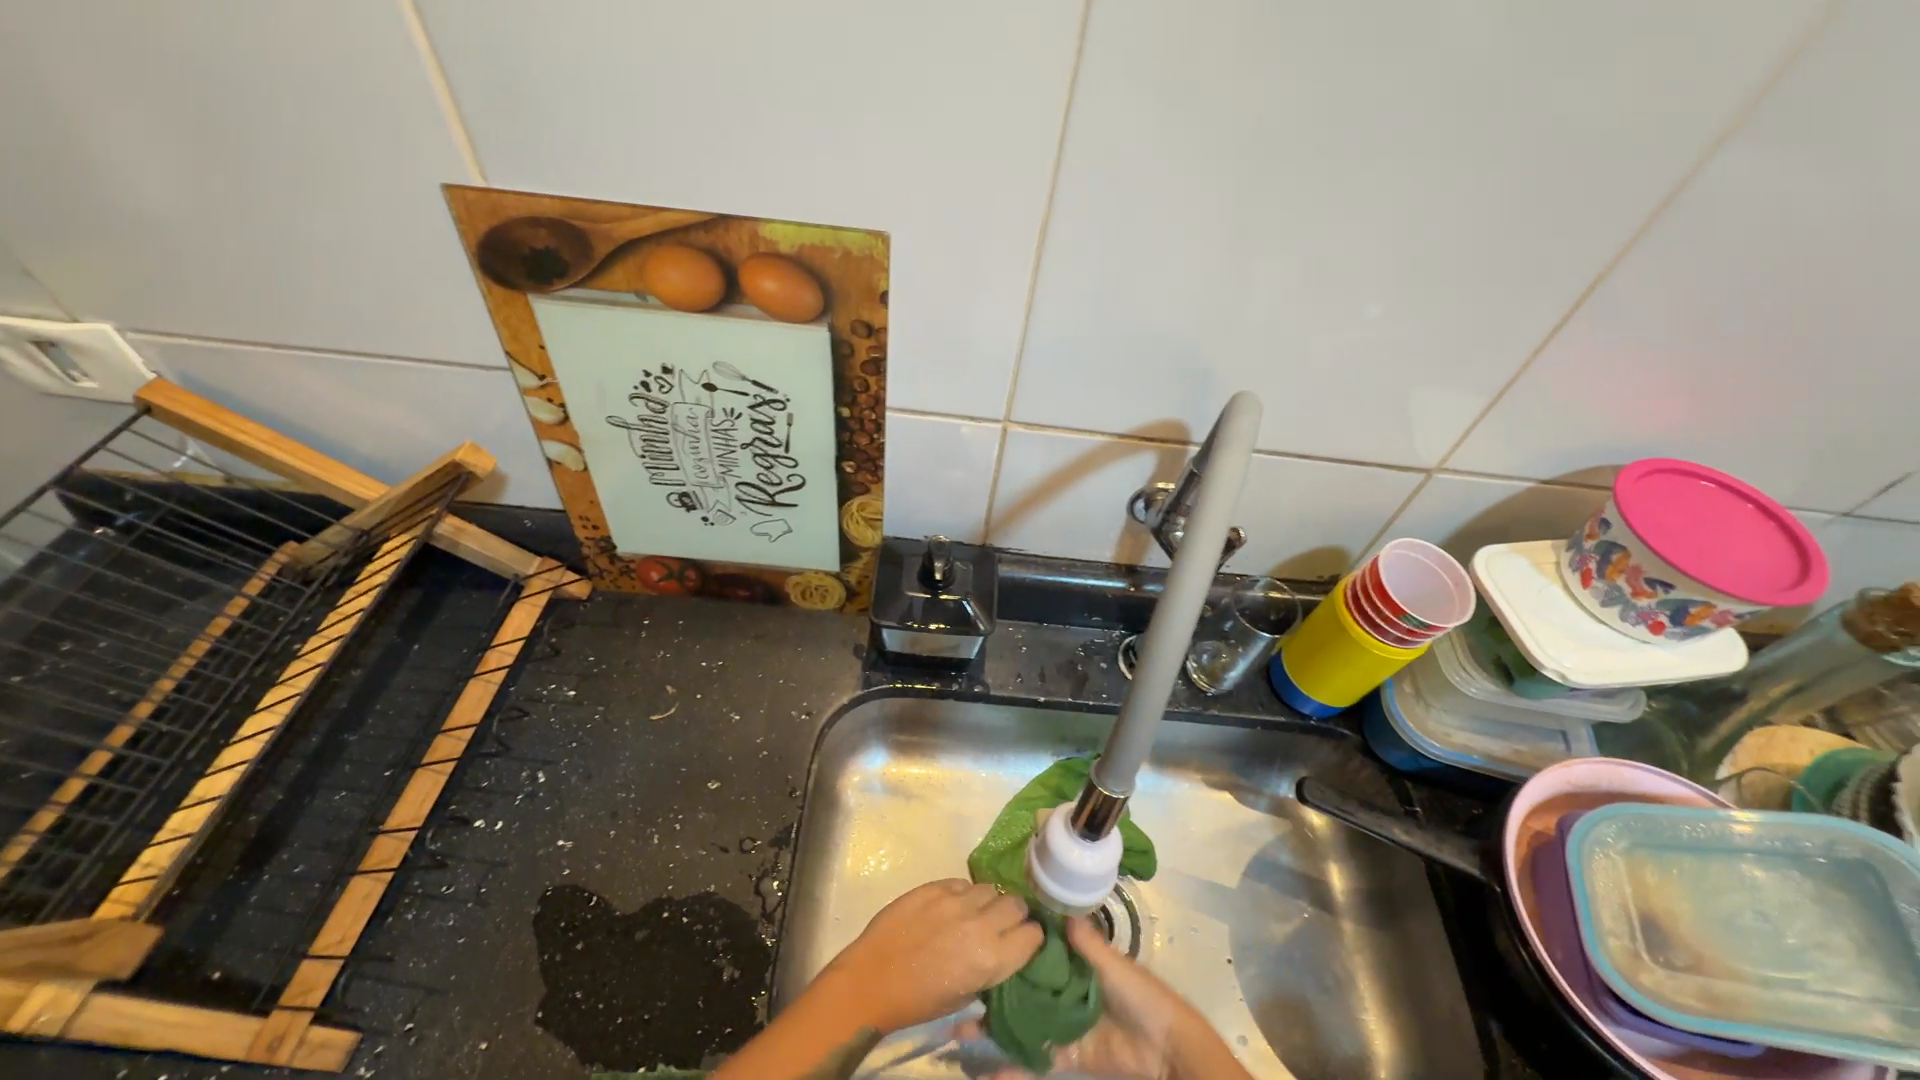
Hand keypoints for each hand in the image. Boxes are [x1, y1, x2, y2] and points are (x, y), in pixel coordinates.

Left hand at [815, 879, 1042, 1034]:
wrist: (873, 980)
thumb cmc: (920, 1000)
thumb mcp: (967, 994)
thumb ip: (992, 966)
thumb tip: (1004, 948)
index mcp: (992, 958)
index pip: (1034, 934)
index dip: (1029, 938)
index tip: (1020, 941)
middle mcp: (981, 924)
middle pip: (1016, 904)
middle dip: (1012, 915)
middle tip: (998, 925)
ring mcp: (956, 901)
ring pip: (989, 889)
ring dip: (986, 902)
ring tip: (971, 915)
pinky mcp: (934, 886)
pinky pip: (962, 883)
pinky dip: (961, 894)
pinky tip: (948, 908)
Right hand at [969, 918, 1246, 1079]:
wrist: (1165, 1046)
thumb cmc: (1141, 996)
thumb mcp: (1114, 964)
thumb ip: (1087, 942)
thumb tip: (1059, 908)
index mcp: (1074, 965)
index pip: (1033, 957)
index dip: (1006, 953)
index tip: (976, 945)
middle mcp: (1062, 993)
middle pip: (1020, 992)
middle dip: (990, 994)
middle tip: (956, 994)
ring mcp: (1061, 1026)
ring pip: (1020, 1024)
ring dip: (992, 1030)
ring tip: (957, 1032)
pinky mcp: (1066, 1056)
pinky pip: (1035, 1059)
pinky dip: (1013, 1066)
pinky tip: (987, 1072)